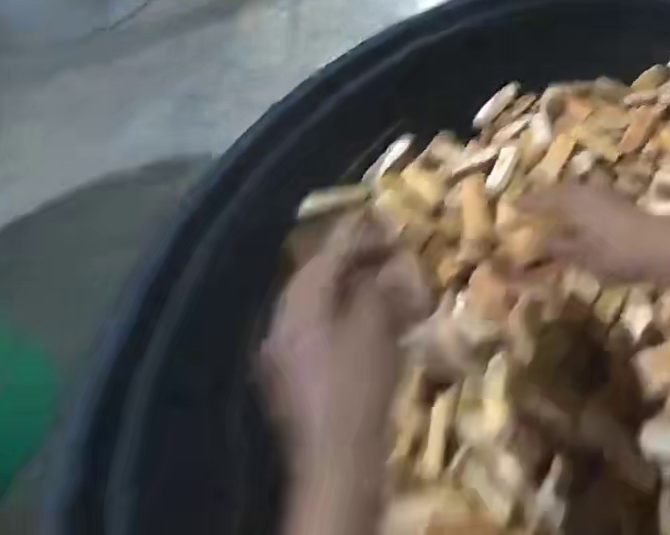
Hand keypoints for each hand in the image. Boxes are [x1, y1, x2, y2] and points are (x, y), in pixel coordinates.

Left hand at [260, 212, 431, 473]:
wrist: (338, 454)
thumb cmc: (360, 381)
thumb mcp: (378, 323)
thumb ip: (380, 284)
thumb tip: (388, 260)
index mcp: (297, 308)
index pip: (325, 257)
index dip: (355, 233)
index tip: (381, 214)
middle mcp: (281, 325)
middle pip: (316, 278)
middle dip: (352, 258)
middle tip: (386, 246)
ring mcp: (283, 352)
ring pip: (317, 302)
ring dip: (349, 284)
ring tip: (382, 276)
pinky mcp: (294, 374)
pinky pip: (319, 325)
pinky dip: (345, 309)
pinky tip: (370, 313)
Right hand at [517, 185, 669, 283]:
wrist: (661, 247)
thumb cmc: (615, 252)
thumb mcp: (581, 256)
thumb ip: (558, 248)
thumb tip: (536, 242)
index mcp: (571, 200)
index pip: (542, 198)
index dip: (527, 203)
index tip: (511, 207)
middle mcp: (586, 190)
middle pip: (560, 191)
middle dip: (545, 198)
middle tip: (529, 208)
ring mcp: (606, 194)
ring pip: (577, 194)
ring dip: (563, 202)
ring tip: (551, 215)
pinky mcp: (620, 203)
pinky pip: (589, 200)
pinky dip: (578, 208)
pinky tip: (578, 222)